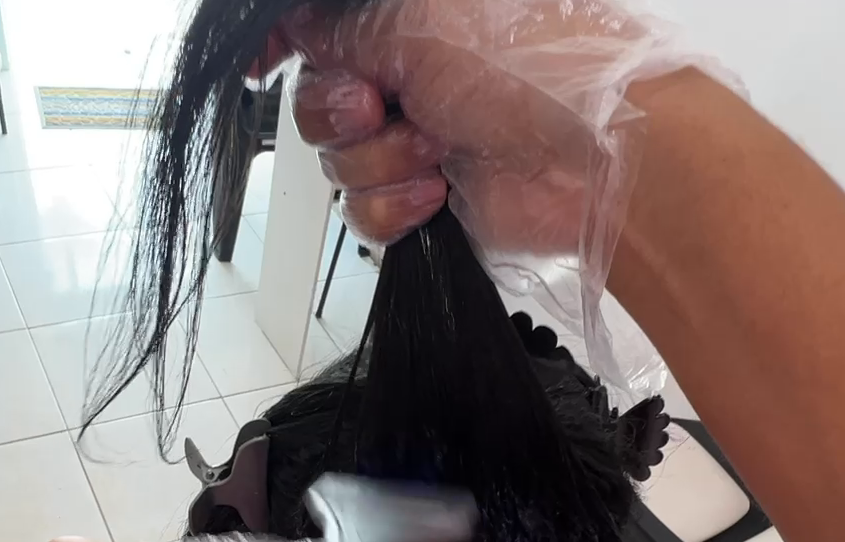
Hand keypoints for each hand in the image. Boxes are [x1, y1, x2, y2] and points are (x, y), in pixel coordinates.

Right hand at [280, 0, 712, 250]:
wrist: (586, 161)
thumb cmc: (526, 69)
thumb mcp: (419, 21)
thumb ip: (344, 25)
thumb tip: (297, 24)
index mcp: (403, 23)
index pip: (318, 31)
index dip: (281, 46)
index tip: (259, 64)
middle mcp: (404, 81)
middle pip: (317, 108)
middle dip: (342, 117)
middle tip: (382, 108)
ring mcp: (412, 145)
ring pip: (339, 170)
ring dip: (380, 167)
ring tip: (434, 154)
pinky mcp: (422, 203)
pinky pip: (366, 218)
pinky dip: (394, 210)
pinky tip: (435, 195)